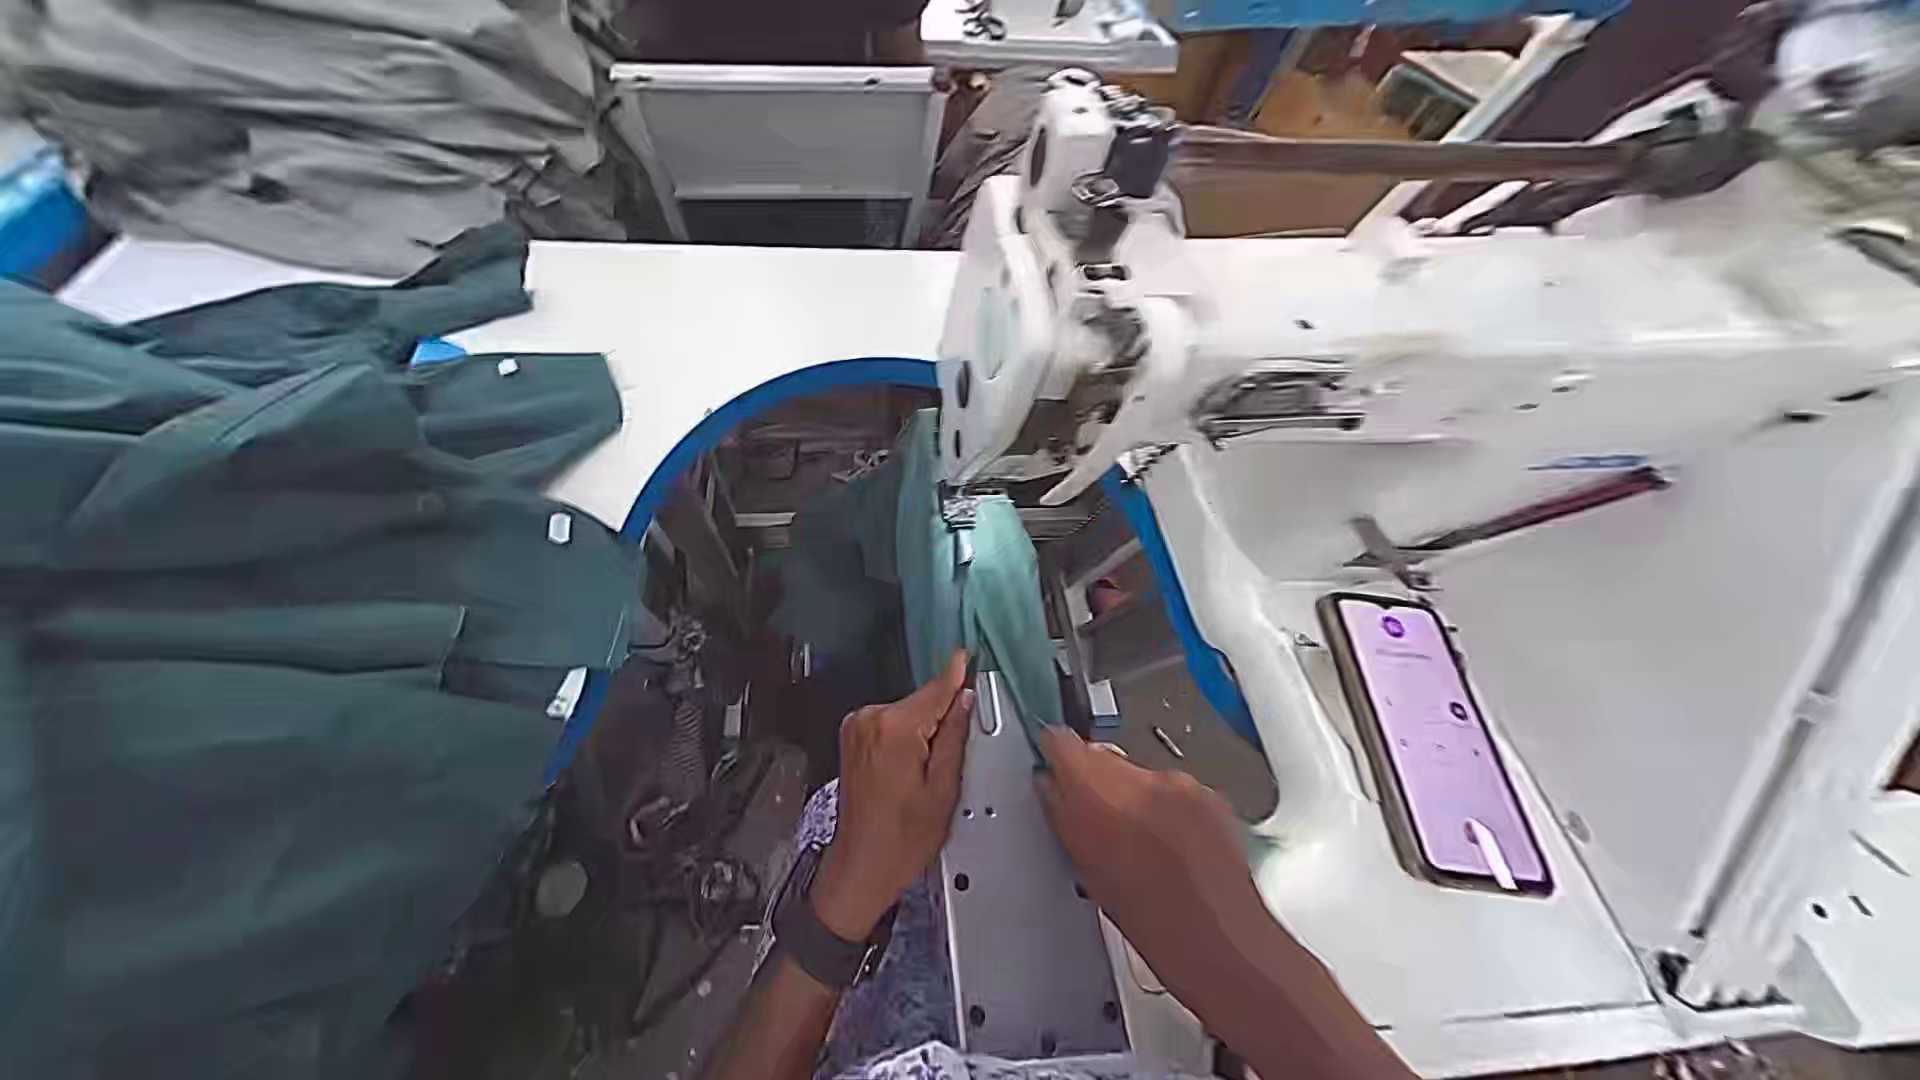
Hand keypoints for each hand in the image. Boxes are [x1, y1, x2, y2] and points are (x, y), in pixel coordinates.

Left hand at [813, 651, 973, 941]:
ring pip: (907, 711)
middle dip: (942, 718)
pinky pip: (890, 721)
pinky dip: (905, 734)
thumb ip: (955, 737)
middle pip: (922, 701)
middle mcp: (870, 719)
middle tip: (948, 757)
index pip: (936, 689)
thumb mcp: (944, 789)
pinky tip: (908, 767)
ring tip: (924, 772)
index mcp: (895, 729)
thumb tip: (964, 701)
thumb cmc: (902, 839)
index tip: (969, 655)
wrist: (861, 866)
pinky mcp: (852, 734)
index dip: (957, 675)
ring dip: (923, 728)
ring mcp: (856, 726)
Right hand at [1035, 729, 1268, 999]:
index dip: (1055, 752)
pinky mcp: (1204, 790)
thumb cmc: (1152, 919)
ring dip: (1133, 791)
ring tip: (1141, 836)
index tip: (1053, 758)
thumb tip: (1051, 788)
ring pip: (1137, 769)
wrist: (1219, 940)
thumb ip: (1062, 814)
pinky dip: (1167, 803)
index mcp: (1094, 793)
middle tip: (1099, 814)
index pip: (1061, 742)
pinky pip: (1172, 784)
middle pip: (1101, 754)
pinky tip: (1171, 839)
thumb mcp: (1085, 867)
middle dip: (1097, 778)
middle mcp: (1135, 777)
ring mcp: (1174, 781)